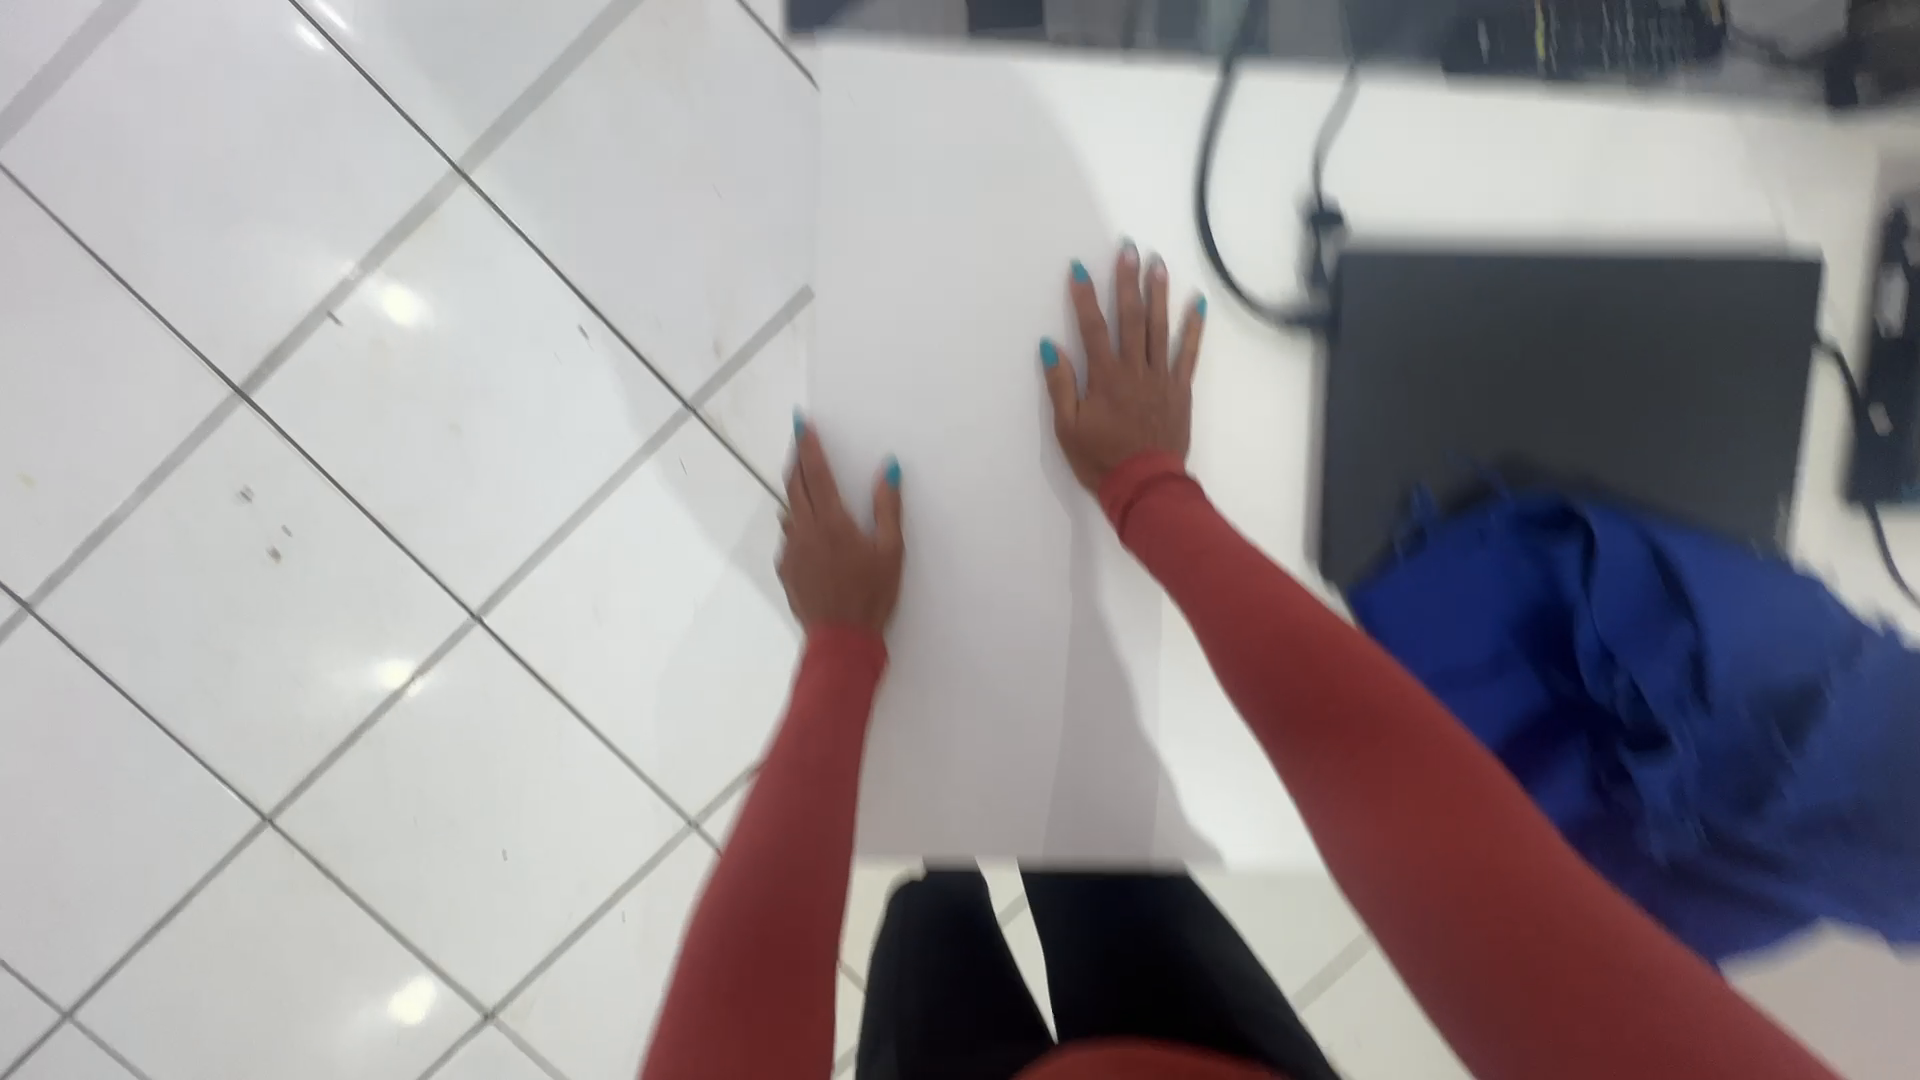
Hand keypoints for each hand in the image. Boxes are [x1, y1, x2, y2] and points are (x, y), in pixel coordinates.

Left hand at [778, 416, 904, 636]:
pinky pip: (790, 537)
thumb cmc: (872, 593)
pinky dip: (798, 525)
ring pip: (789, 510)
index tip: (802, 423)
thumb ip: (888, 507)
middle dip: (797, 459)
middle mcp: (804, 529)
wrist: (841, 637)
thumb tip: (888, 468)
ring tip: (807, 485)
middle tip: (799, 440)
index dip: (808, 445)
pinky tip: (811, 534)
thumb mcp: (891, 550)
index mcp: (832, 521)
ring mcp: (791, 550)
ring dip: (796, 492)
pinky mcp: (785, 569)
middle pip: (794, 485)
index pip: (816, 472)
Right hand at [1041, 242, 1205, 492]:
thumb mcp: (1067, 428)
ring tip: (1158, 264)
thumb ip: (1060, 386)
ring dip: (1159, 294)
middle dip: (1127, 282)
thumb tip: (1050, 347)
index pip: (1092, 328)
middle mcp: (1133, 370)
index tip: (1079, 268)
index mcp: (1104, 378)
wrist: (1143, 485)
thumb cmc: (1099, 459)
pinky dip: (1194, 329)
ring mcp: (1160, 378)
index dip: (1084, 297)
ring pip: (1159, 329)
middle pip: (1130, 318)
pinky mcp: (1180, 390)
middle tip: (1128, 249)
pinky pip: (1189, 354)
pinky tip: (1198, 304)